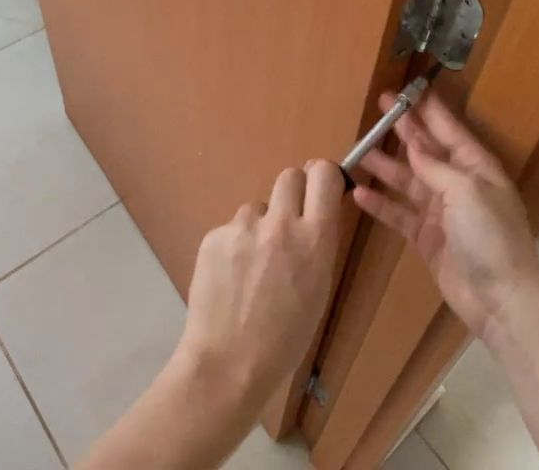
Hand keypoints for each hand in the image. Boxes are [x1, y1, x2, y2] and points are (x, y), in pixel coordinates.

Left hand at [175, 160, 345, 409]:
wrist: (229, 364)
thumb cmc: (285, 337)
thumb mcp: (319, 288)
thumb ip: (317, 243)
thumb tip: (315, 215)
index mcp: (315, 239)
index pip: (325, 175)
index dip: (323, 174)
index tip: (320, 185)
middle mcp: (281, 224)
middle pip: (290, 175)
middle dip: (292, 193)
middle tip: (287, 222)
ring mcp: (243, 228)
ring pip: (258, 207)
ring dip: (259, 226)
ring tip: (252, 267)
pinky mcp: (214, 236)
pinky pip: (232, 229)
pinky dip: (234, 246)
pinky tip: (230, 278)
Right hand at [351, 91, 538, 341]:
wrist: (501, 299)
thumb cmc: (490, 236)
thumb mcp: (466, 191)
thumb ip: (436, 166)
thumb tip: (413, 143)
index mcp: (476, 168)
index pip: (449, 130)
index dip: (428, 110)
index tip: (406, 90)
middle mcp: (459, 185)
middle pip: (426, 152)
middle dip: (404, 131)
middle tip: (378, 109)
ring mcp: (442, 213)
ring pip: (408, 182)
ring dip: (386, 167)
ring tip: (359, 151)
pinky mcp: (427, 239)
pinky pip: (400, 214)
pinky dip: (381, 204)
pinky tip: (359, 194)